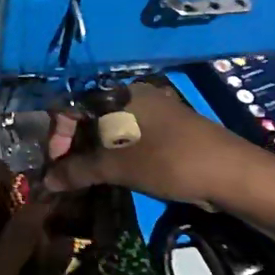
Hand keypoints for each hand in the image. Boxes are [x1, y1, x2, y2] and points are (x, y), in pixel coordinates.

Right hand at [43, 82, 269, 207]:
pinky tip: (110, 175)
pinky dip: (113, 154)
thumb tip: (47, 181)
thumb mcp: (118, 167)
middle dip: (73, 146)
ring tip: (85, 180)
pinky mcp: (164, 129)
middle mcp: (132, 95)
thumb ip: (79, 170)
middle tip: (67, 177)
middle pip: (89, 116)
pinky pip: (127, 137)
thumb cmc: (167, 161)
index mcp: (118, 94)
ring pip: (108, 128)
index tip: (55, 165)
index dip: (57, 134)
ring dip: (92, 153)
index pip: (71, 106)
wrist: (228, 172)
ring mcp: (151, 112)